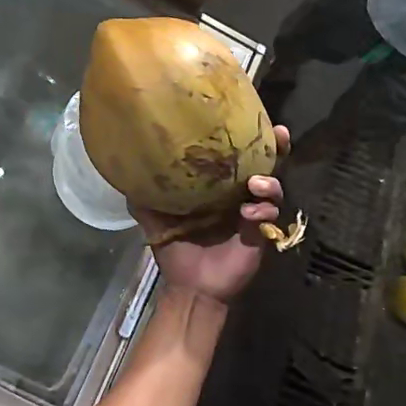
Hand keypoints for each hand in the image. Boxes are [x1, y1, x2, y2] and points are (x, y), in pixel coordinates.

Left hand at [131, 125, 290, 304]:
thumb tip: (125, 167)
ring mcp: (253, 212)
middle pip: (266, 164)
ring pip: (273, 186)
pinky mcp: (261, 231)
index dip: (248, 137)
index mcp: (218, 187)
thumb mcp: (155, 218)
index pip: (237, 156)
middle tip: (280, 134)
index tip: (253, 119)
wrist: (191, 287)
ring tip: (255, 184)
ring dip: (269, 181)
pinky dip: (263, 210)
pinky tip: (248, 215)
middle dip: (277, 148)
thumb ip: (145, 195)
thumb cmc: (175, 250)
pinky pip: (271, 214)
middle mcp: (239, 194)